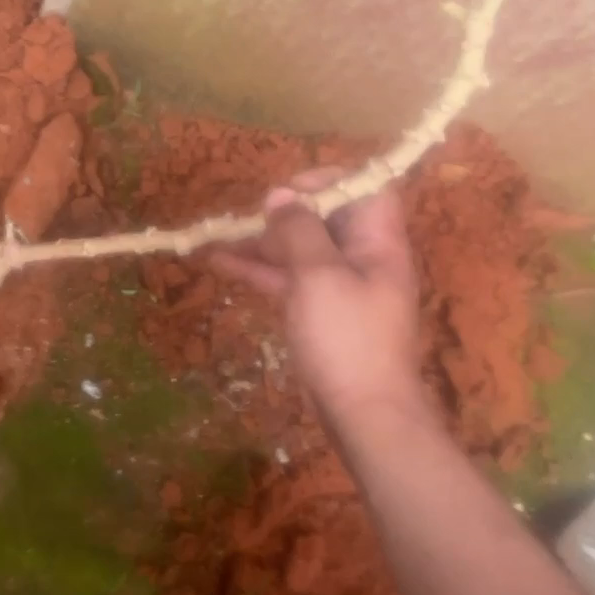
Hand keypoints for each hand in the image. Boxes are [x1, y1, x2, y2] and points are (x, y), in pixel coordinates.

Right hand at [209, 171, 425, 420]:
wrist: (363, 412)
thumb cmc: (347, 337)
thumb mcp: (319, 275)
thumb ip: (298, 230)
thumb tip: (279, 195)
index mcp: (377, 244)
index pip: (365, 190)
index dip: (328, 182)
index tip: (288, 193)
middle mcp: (362, 259)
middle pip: (325, 219)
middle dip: (282, 214)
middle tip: (248, 221)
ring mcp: (339, 287)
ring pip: (299, 249)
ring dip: (261, 241)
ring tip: (217, 237)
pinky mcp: (320, 312)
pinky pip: (287, 278)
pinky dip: (258, 269)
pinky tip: (219, 262)